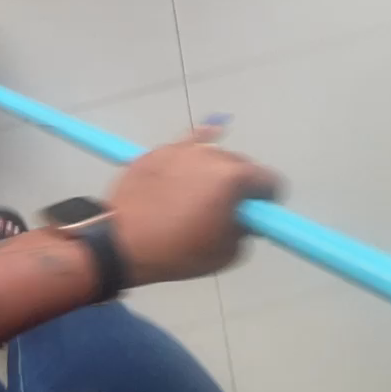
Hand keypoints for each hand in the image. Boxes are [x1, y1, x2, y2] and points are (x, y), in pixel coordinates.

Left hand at [105, 126, 280, 285]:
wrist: (120, 242)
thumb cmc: (177, 251)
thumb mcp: (228, 251)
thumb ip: (245, 227)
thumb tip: (242, 214)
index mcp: (233, 177)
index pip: (270, 182)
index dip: (267, 201)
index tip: (255, 214)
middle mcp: (209, 155)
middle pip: (240, 165)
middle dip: (239, 184)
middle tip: (223, 208)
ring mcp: (178, 150)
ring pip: (210, 154)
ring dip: (213, 170)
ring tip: (199, 190)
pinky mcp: (154, 153)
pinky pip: (182, 148)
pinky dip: (192, 149)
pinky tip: (203, 140)